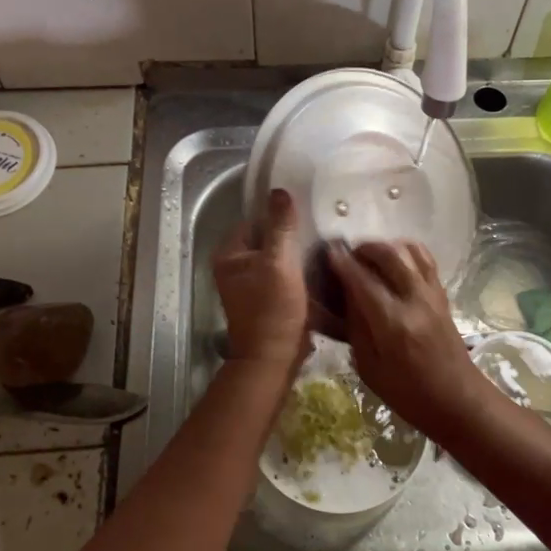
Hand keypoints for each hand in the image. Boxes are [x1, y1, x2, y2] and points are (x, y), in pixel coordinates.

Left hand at [211, 189, 310, 371]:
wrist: (273, 359)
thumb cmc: (272, 309)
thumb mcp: (279, 262)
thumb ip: (280, 226)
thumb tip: (279, 191)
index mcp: (228, 255)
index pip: (255, 221)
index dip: (279, 218)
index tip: (305, 218)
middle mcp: (234, 268)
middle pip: (266, 240)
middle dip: (290, 238)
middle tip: (318, 233)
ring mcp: (249, 287)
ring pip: (277, 260)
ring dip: (296, 257)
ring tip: (321, 250)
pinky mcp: (265, 301)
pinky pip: (283, 278)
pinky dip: (297, 275)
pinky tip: (318, 272)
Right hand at [326, 241, 486, 435]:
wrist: (456, 400)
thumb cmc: (407, 393)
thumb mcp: (369, 368)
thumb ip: (356, 327)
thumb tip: (345, 294)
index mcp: (393, 323)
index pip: (362, 280)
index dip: (342, 262)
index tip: (328, 250)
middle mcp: (415, 300)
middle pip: (389, 254)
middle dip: (365, 248)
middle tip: (349, 254)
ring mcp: (432, 294)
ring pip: (410, 250)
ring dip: (387, 246)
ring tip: (371, 256)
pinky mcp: (442, 295)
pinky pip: (425, 260)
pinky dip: (407, 252)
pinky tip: (395, 262)